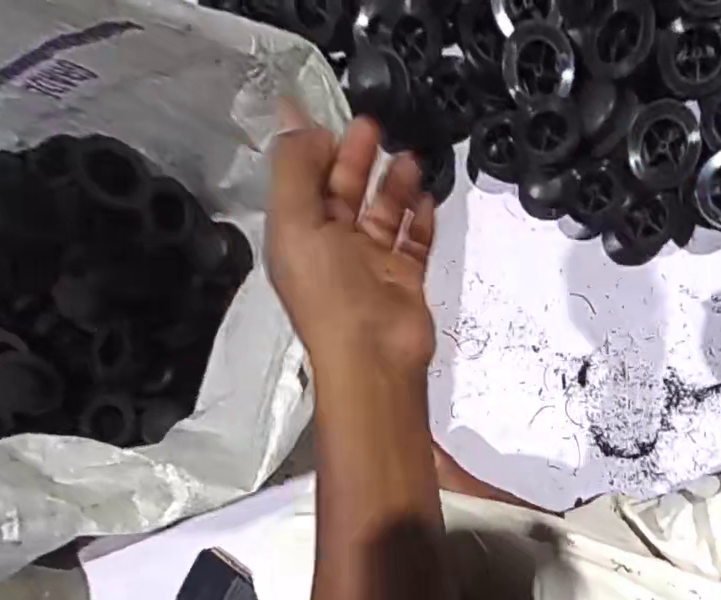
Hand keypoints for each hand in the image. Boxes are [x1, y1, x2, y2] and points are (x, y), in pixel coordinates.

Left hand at [265, 106, 436, 381]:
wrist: (375, 357)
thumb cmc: (331, 298)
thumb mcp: (294, 221)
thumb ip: (296, 167)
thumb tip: (300, 124)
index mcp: (299, 235)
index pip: (306, 182)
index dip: (317, 149)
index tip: (333, 122)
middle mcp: (334, 249)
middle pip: (346, 193)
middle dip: (358, 158)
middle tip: (373, 127)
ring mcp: (372, 266)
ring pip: (384, 214)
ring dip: (394, 185)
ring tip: (408, 158)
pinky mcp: (405, 281)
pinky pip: (413, 243)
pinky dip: (420, 221)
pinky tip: (426, 200)